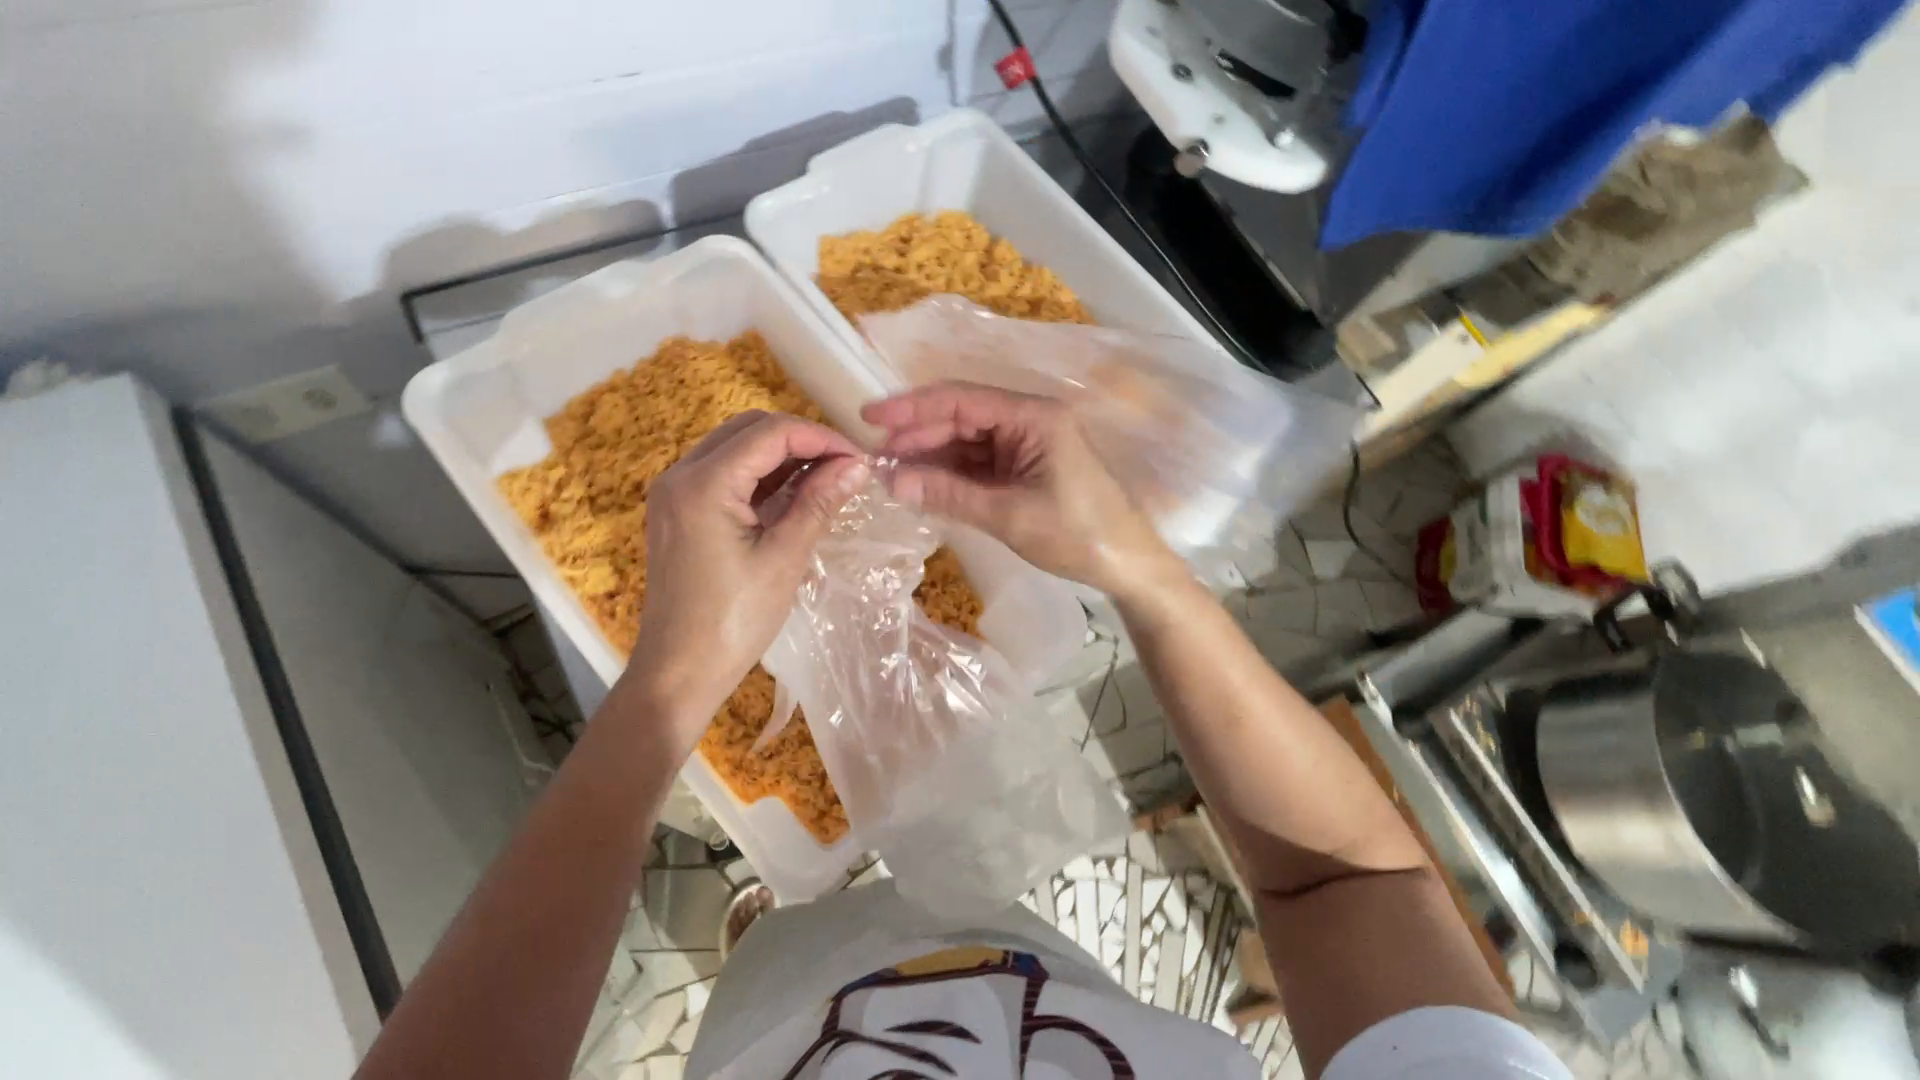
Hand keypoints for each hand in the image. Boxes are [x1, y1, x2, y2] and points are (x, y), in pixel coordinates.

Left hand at [619, 411, 868, 746]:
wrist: (679, 672)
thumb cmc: (733, 621)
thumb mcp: (784, 559)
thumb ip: (818, 503)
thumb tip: (858, 465)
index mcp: (703, 484)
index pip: (770, 433)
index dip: (820, 437)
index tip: (860, 458)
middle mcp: (680, 475)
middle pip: (750, 430)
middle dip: (801, 440)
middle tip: (846, 467)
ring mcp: (676, 494)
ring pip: (737, 449)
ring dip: (783, 457)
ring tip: (829, 479)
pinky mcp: (680, 513)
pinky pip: (726, 476)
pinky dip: (762, 478)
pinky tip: (797, 495)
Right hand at [860, 381, 1177, 598]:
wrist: (1127, 564)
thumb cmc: (1077, 535)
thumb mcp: (1008, 515)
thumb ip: (949, 495)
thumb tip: (892, 481)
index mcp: (1032, 417)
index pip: (960, 400)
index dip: (911, 408)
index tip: (870, 418)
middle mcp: (1028, 421)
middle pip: (960, 418)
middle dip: (917, 436)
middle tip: (875, 458)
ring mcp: (1027, 445)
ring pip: (966, 442)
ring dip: (930, 457)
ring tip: (890, 475)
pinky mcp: (1025, 468)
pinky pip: (978, 463)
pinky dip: (950, 474)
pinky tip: (921, 485)